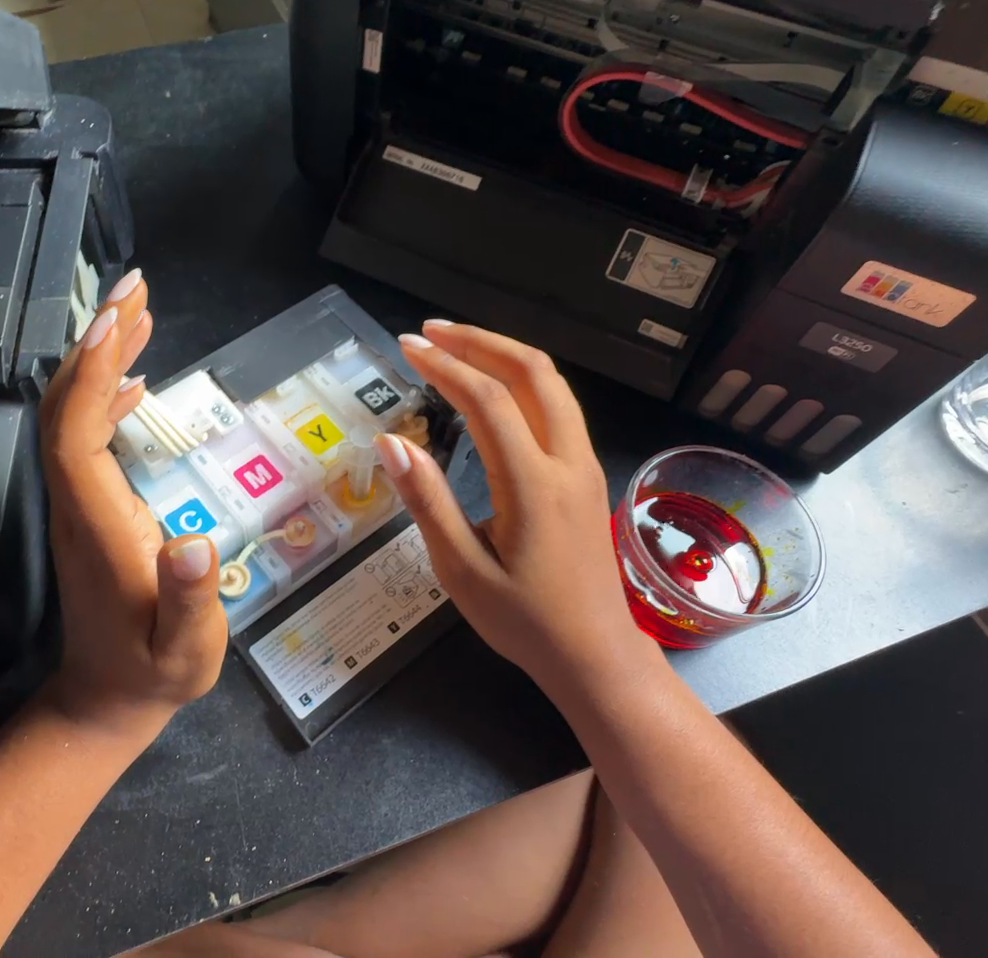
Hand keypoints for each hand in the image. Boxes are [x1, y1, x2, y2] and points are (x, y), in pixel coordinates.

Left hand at [37, 270, 228, 737]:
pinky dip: (108, 394)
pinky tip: (136, 377)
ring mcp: (79, 503)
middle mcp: (77, 502)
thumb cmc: (156, 672)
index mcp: (99, 523)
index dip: (92, 374)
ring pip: (74, 415)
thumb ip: (190, 599)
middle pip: (67, 407)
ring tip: (140, 310)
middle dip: (97, 343)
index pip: (77, 432)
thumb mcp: (188, 649)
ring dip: (103, 359)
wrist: (108, 700)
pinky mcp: (90, 507)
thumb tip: (196, 543)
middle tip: (136, 287)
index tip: (120, 320)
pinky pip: (88, 435)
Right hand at [376, 321, 660, 689]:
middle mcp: (567, 462)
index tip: (408, 347)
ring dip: (505, 354)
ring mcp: (584, 465)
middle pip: (533, 372)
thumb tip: (391, 444)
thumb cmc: (524, 621)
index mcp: (533, 485)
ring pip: (553, 384)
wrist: (596, 654)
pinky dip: (523, 379)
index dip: (445, 366)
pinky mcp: (587, 475)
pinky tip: (494, 388)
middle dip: (480, 341)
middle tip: (432, 332)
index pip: (488, 400)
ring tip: (458, 346)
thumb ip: (428, 503)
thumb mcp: (462, 571)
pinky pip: (559, 406)